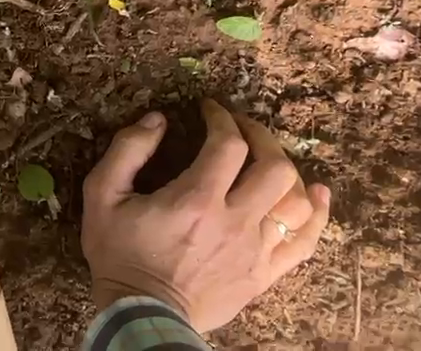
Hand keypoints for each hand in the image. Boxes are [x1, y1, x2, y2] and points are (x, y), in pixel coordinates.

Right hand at [80, 99, 330, 332]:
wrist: (144, 313)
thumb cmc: (119, 250)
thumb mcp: (102, 192)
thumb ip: (127, 150)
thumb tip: (157, 119)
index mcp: (195, 199)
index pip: (227, 145)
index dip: (221, 118)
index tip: (208, 108)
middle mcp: (235, 221)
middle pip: (274, 168)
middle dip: (260, 136)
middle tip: (239, 126)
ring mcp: (257, 250)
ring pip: (296, 201)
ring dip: (287, 169)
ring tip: (265, 155)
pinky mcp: (267, 273)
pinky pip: (306, 241)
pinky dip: (317, 213)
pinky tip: (318, 193)